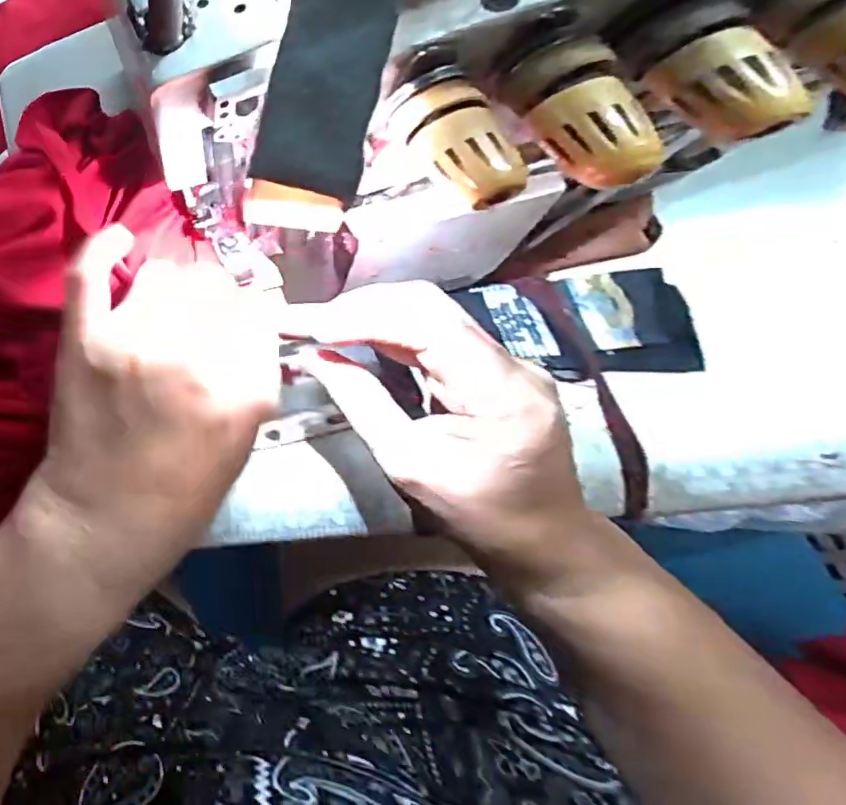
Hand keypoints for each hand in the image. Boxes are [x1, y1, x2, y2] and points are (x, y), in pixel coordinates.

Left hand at [16, 226, 279, 594]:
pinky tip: (119, 242)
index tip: (226, 320)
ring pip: (162, 272)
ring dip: (163, 286)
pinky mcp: (83, 338)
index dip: (242, 311)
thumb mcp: (243, 437)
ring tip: (152, 311)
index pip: (256, 306)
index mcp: (244, 388)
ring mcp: (132, 342)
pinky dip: (104, 245)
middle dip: (205, 300)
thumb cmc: (178, 491)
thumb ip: (251, 370)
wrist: (100, 516)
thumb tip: (246, 308)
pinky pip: (92, 269)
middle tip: (185, 323)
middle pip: (211, 283)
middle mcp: (193, 357)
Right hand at [275, 281, 596, 581]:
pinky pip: (427, 331)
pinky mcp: (487, 367)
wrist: (544, 542)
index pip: (423, 325)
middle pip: (423, 304)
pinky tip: (346, 336)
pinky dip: (380, 329)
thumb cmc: (477, 513)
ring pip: (423, 310)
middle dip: (355, 308)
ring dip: (363, 314)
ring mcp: (501, 361)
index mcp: (500, 388)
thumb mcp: (407, 462)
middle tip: (301, 322)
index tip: (305, 328)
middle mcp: (509, 362)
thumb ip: (361, 402)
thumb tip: (313, 358)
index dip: (358, 319)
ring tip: (314, 326)